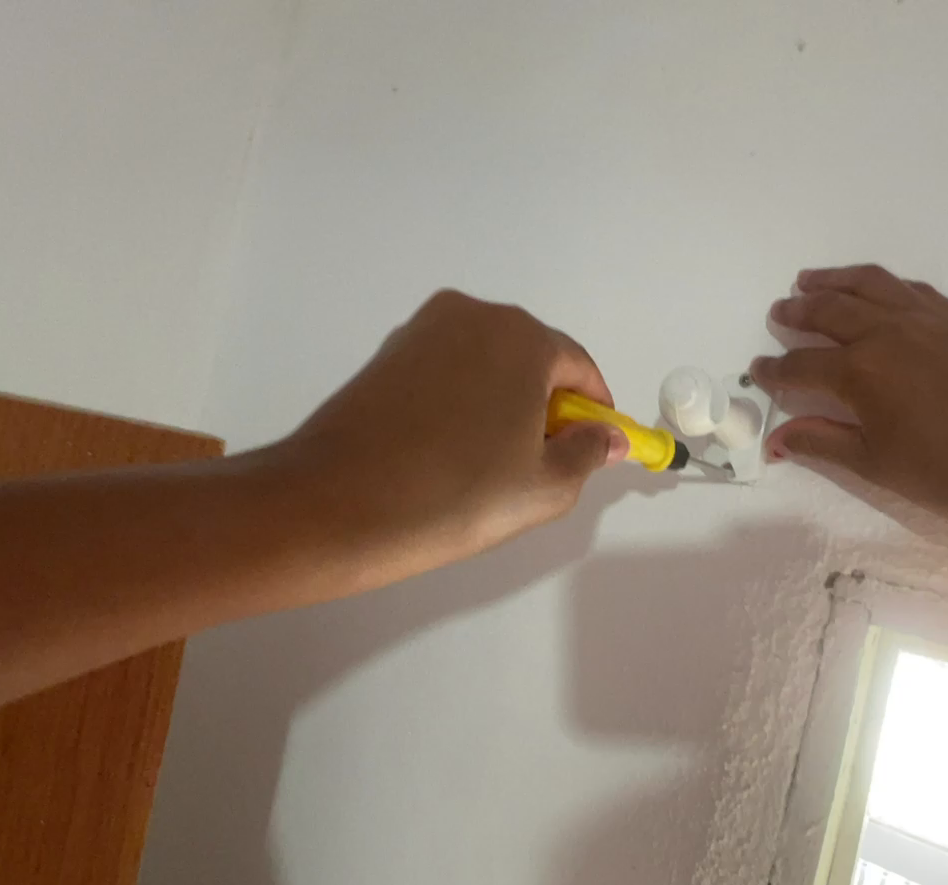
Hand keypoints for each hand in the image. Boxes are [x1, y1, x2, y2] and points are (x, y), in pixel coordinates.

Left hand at [257, 289, 627, 590]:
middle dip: (548, 407)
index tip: (593, 449)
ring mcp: (422, 331)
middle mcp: (473, 315)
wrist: (339, 505)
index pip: (580, 369)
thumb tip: (608, 436)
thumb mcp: (547, 485)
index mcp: (522, 337)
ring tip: (489, 464)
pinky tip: (450, 451)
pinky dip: (464, 404)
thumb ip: (590, 452)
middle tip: (539, 463)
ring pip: (488, 367)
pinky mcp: (386, 355)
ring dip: (504, 405)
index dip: (595, 412)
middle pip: (533, 360)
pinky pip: (449, 374)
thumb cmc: (460, 494)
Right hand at [750, 264, 947, 536]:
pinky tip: (878, 293)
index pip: (802, 364)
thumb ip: (820, 441)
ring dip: (836, 280)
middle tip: (779, 312)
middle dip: (798, 311)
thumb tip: (776, 439)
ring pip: (873, 284)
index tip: (758, 368)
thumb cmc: (942, 476)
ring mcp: (931, 319)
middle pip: (831, 310)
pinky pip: (914, 290)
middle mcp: (890, 332)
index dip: (775, 369)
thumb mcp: (871, 463)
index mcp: (861, 371)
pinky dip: (885, 287)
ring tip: (811, 280)